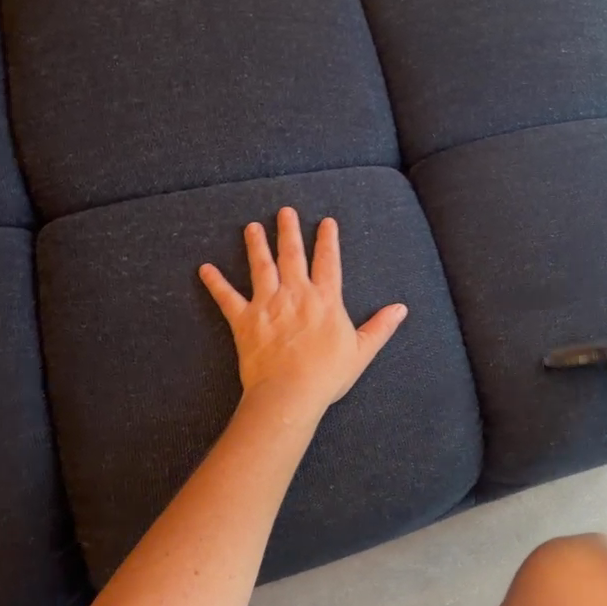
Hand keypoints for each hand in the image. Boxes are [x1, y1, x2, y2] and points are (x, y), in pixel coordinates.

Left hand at [198, 207, 406, 418]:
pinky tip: (204, 269)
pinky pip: (227, 297)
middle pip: (292, 255)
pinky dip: (215, 283)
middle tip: (284, 211)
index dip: (328, 240)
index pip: (328, 261)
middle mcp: (296, 294)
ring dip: (256, 245)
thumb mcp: (362, 351)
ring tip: (252, 228)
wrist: (289, 393)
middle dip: (289, 231)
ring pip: (261, 267)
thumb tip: (401, 309)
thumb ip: (381, 327)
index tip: (326, 222)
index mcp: (326, 300)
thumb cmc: (328, 375)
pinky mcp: (244, 321)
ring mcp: (268, 305)